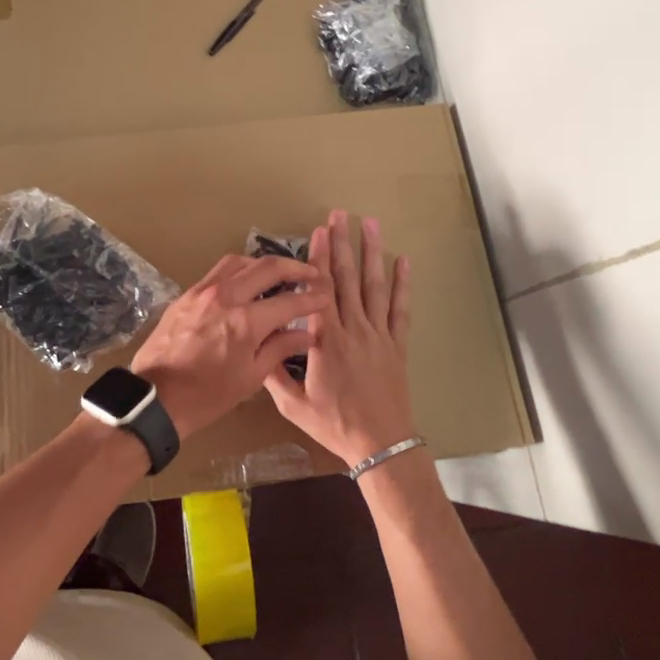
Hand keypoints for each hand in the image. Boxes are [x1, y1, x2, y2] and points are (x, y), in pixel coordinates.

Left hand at [130, 255, 324, 439]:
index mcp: (245, 321)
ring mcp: (202, 292)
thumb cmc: (207, 396)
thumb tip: (305, 334)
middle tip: (310, 275)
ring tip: (278, 276)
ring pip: (239, 262)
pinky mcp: (186, 295)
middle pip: (266, 267)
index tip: (325, 296)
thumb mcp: (250, 378)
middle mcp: (225, 297)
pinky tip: (245, 285)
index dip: (312, 298)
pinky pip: (218, 273)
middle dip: (294, 268)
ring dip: (263, 264)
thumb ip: (279, 349)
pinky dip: (238, 272)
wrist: (155, 399)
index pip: (288, 301)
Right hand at [264, 210, 416, 466]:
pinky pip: (400, 309)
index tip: (318, 232)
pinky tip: (402, 261)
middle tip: (340, 214)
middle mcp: (354, 330)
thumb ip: (275, 374)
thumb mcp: (293, 405)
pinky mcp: (396, 345)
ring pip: (374, 286)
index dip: (319, 259)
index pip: (320, 291)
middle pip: (346, 279)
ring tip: (371, 224)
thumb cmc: (334, 425)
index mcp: (326, 341)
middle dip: (342, 244)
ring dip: (372, 253)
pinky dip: (402, 285)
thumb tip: (256, 346)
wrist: (381, 445)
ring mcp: (378, 335)